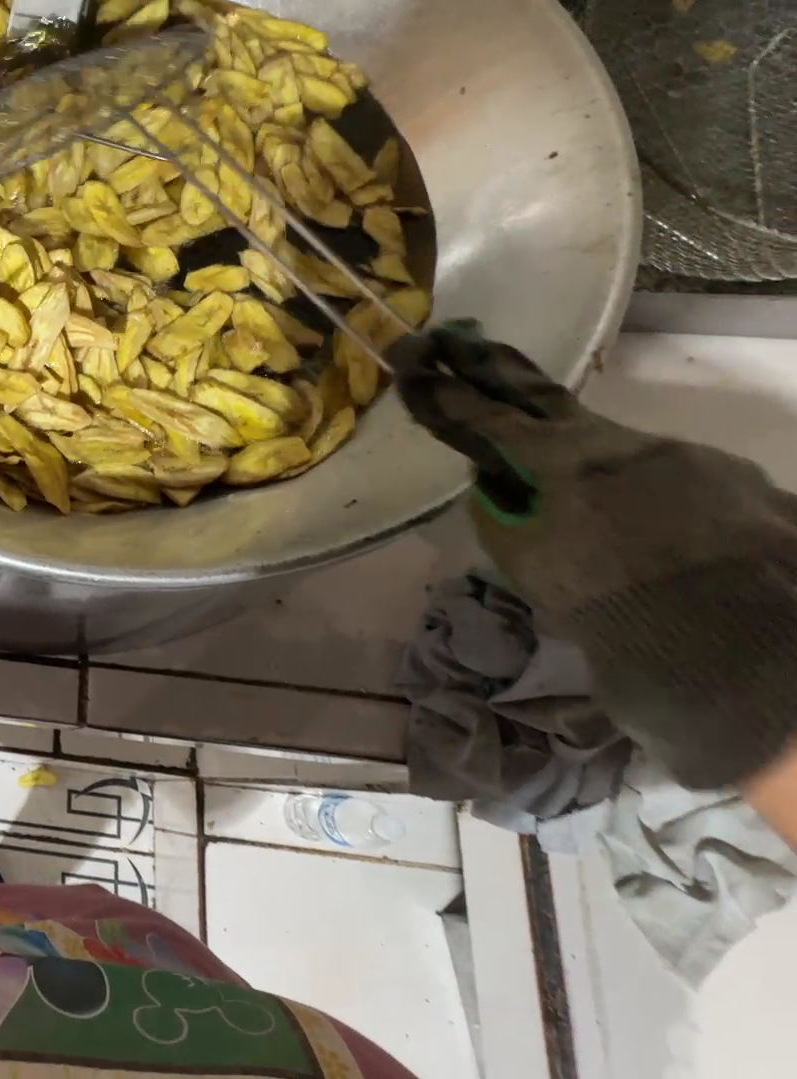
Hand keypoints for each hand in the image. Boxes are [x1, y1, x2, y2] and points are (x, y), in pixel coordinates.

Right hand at [391, 323, 796, 788]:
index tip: (417, 359)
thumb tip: (499, 488)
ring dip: (587, 464)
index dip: (449, 393)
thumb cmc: (610, 606)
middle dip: (501, 375)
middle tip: (465, 346)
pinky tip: (644, 529)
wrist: (743, 646)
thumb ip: (508, 516)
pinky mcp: (746, 489)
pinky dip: (645, 496)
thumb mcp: (532, 565)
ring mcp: (696, 462)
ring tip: (571, 498)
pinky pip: (673, 481)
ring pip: (621, 453)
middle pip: (552, 406)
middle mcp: (632, 446)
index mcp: (568, 462)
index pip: (490, 419)